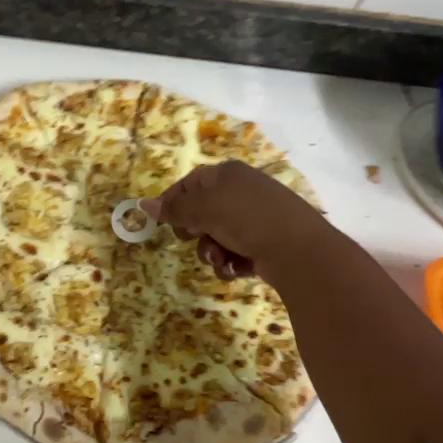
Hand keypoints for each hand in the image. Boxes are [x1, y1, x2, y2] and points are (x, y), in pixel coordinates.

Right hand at [140, 161, 324, 280]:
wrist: (299, 250)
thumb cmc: (246, 219)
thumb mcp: (204, 209)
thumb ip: (174, 209)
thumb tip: (142, 204)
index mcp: (228, 174)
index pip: (191, 183)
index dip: (173, 201)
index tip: (160, 222)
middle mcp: (243, 192)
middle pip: (203, 211)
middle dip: (194, 231)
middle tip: (192, 238)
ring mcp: (257, 219)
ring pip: (217, 236)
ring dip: (212, 251)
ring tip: (221, 259)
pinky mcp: (266, 244)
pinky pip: (236, 252)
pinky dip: (232, 262)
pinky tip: (238, 268)